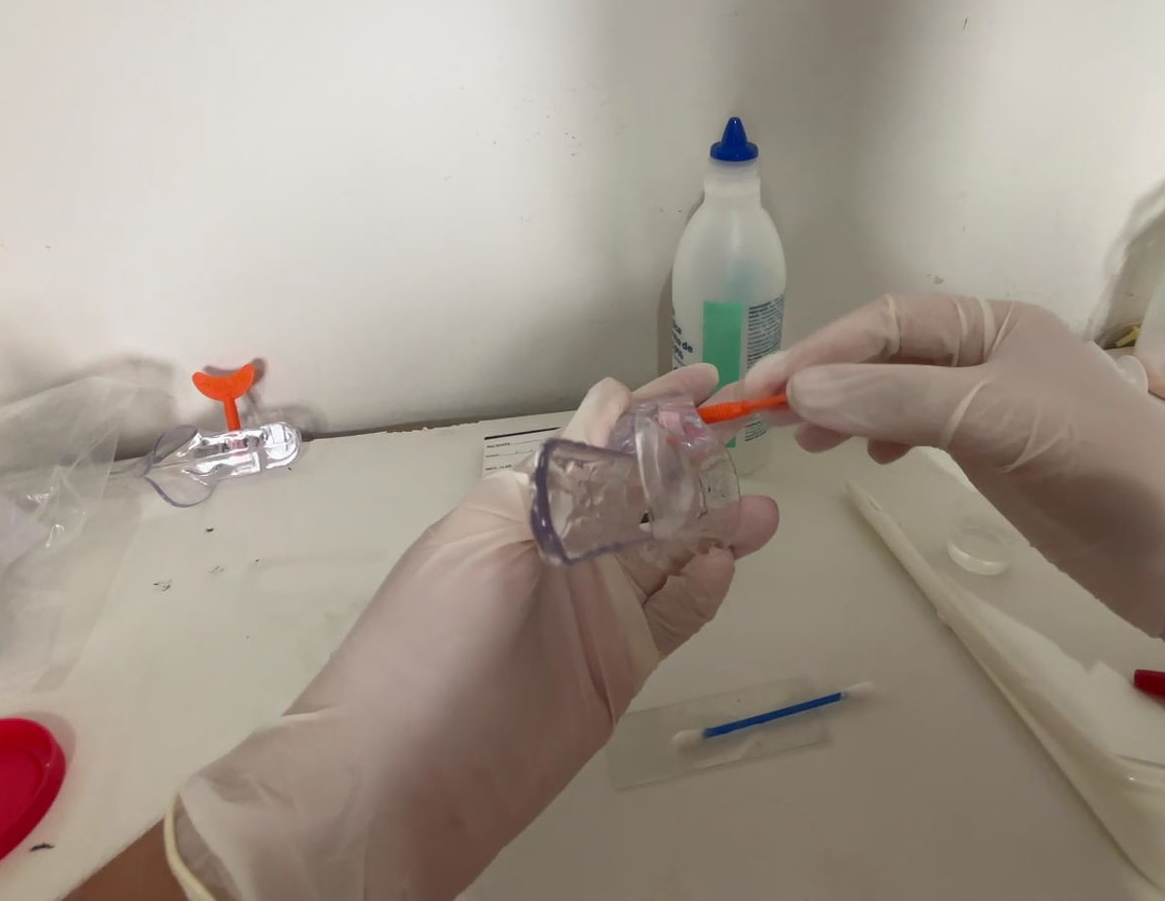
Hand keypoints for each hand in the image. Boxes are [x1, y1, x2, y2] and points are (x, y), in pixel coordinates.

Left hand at [169, 365, 778, 900]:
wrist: (405, 779)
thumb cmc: (436, 634)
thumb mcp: (491, 535)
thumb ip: (563, 475)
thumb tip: (611, 399)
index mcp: (537, 505)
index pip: (605, 440)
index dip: (654, 408)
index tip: (705, 384)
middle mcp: (576, 547)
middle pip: (650, 492)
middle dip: (696, 462)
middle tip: (743, 440)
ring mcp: (602, 605)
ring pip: (675, 550)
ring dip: (717, 526)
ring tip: (760, 513)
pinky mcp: (623, 658)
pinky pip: (676, 613)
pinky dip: (703, 589)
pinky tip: (723, 568)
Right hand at [745, 294, 1164, 715]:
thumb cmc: (1096, 467)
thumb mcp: (989, 419)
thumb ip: (893, 400)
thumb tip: (801, 391)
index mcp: (992, 325)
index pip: (886, 324)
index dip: (821, 351)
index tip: (764, 386)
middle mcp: (985, 354)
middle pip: (885, 353)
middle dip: (826, 378)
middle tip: (769, 414)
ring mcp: (988, 401)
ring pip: (896, 389)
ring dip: (847, 406)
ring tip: (806, 439)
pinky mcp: (991, 445)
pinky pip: (918, 424)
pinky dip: (881, 432)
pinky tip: (867, 453)